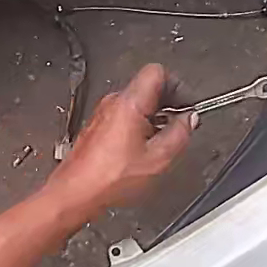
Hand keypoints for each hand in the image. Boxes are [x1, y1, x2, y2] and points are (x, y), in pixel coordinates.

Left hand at [43, 63, 194, 223]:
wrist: (76, 193)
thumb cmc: (109, 178)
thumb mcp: (158, 158)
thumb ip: (180, 134)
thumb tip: (189, 119)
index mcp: (129, 104)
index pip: (157, 72)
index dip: (178, 87)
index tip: (187, 107)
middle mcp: (114, 103)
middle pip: (149, 86)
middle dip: (169, 104)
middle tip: (179, 124)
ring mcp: (104, 113)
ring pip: (138, 101)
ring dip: (156, 117)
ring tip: (162, 140)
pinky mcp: (99, 126)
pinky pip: (126, 115)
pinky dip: (141, 126)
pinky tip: (144, 149)